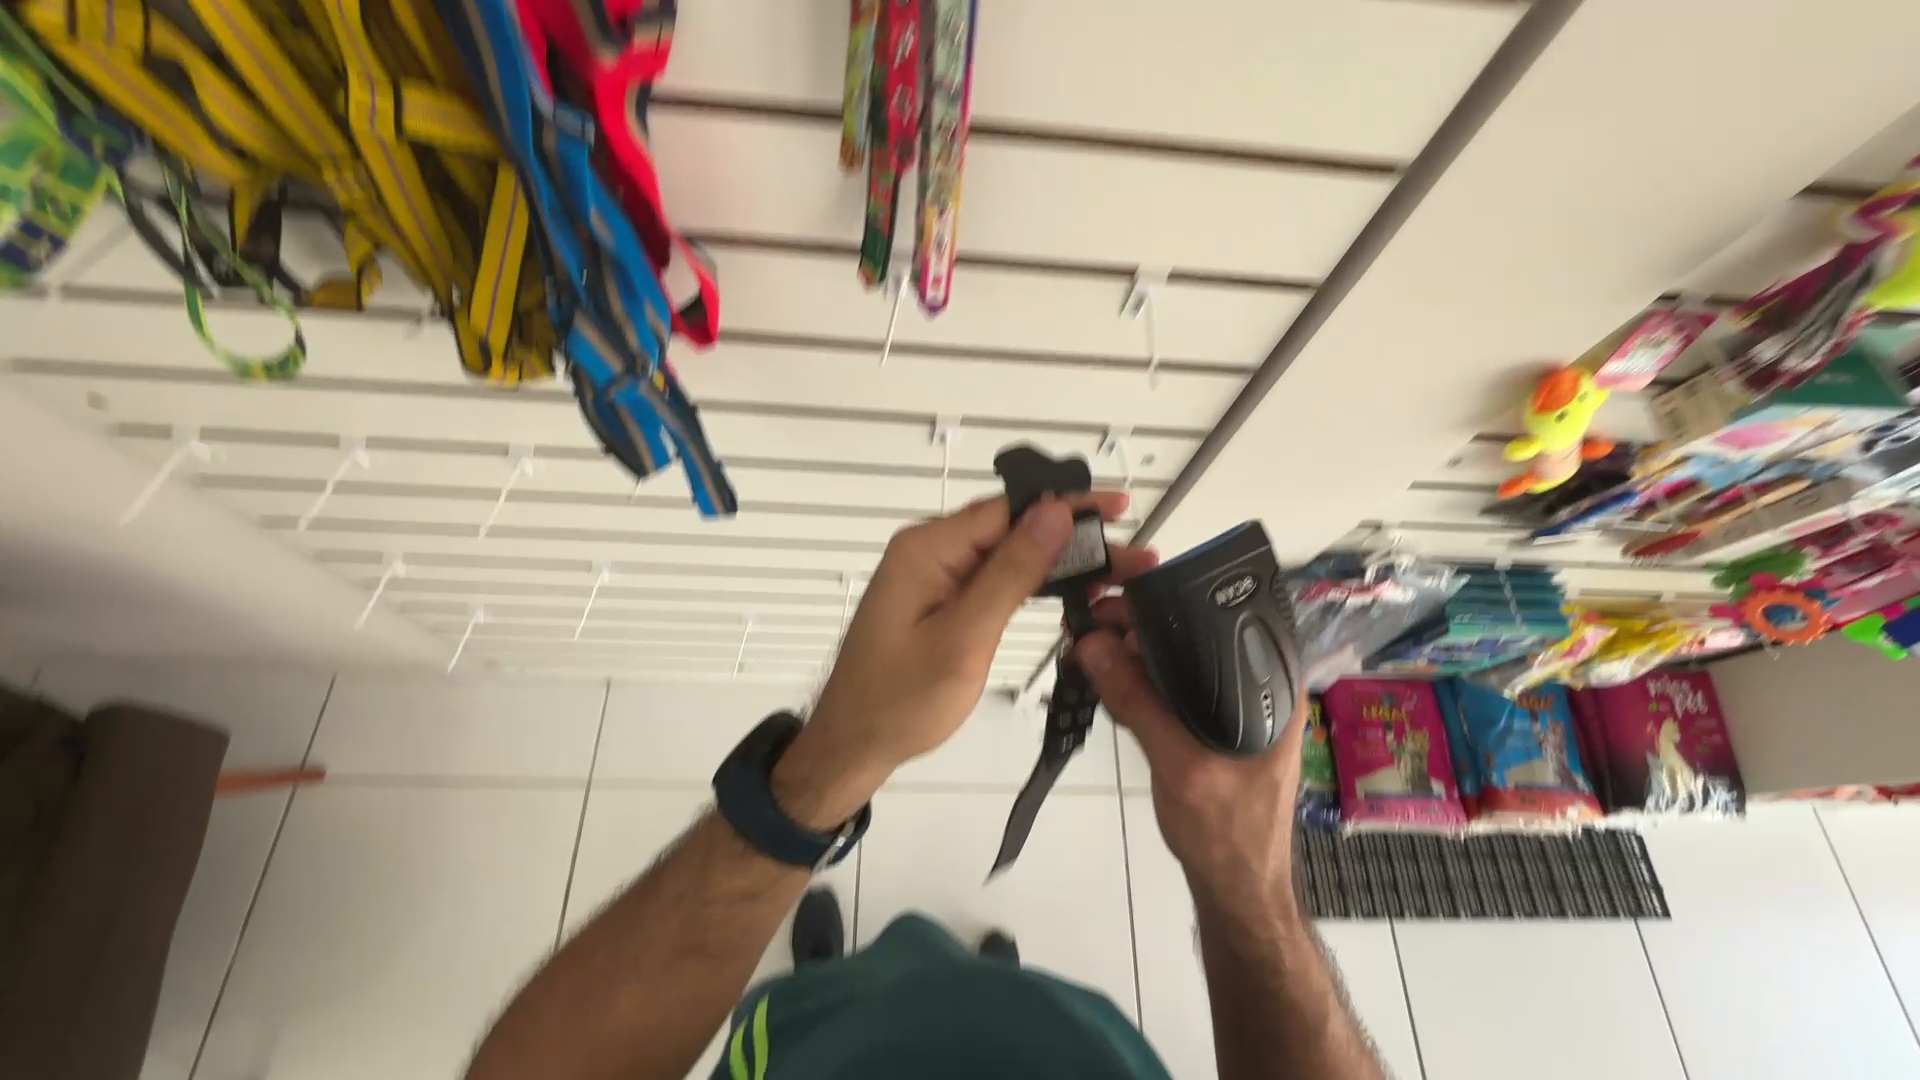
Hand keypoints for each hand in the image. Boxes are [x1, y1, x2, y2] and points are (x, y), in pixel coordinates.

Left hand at [781, 493, 1155, 820]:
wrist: (853, 744)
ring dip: (1058, 561)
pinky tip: (1070, 588)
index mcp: (928, 548)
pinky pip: (993, 577)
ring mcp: (934, 574)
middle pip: (1012, 527)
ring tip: (1115, 572)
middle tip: (1133, 555)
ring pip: (1007, 553)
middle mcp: (930, 550)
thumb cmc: (901, 701)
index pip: (1009, 509)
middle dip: (1073, 537)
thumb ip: (1009, 574)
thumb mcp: (963, 638)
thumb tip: (1053, 512)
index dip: (1068, 505)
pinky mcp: (940, 598)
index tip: (1120, 507)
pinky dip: (1032, 582)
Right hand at [1074, 599, 1306, 909]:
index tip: (1110, 608)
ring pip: (1174, 663)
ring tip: (1086, 649)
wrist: (1236, 891)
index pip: (1214, 622)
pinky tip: (1106, 680)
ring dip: (1128, 654)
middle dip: (1134, 629)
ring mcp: (1231, 707)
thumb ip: (1139, 704)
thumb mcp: (1180, 766)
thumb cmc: (1226, 833)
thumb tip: (1093, 647)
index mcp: (1270, 684)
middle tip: (1085, 630)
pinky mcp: (1209, 726)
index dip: (1159, 607)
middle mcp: (1254, 685)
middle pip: (1189, 638)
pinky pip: (1168, 690)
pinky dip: (1136, 682)